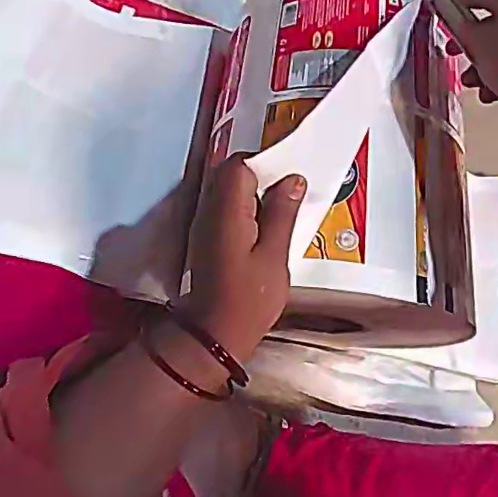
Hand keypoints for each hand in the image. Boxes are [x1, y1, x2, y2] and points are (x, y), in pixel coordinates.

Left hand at [178, 156, 304, 351]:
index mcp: (227, 211)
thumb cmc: (246, 300)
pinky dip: (246, 208)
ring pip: (228, 190)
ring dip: (254, 192)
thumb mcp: (275, 257)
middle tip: (289, 193)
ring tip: (281, 210)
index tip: (289, 174)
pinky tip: (265, 227)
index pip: (239, 165)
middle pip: (231, 173)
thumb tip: (292, 182)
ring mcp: (204, 224)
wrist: (213, 334)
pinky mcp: (207, 237)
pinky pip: (225, 208)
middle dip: (261, 175)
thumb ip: (282, 214)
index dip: (265, 162)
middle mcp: (210, 211)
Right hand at [441, 0, 497, 135]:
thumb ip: (464, 28)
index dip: (462, 0)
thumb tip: (461, 25)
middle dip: (472, 40)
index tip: (449, 6)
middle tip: (457, 47)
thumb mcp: (477, 42)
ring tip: (473, 79)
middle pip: (496, 22)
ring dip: (484, 62)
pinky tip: (492, 90)